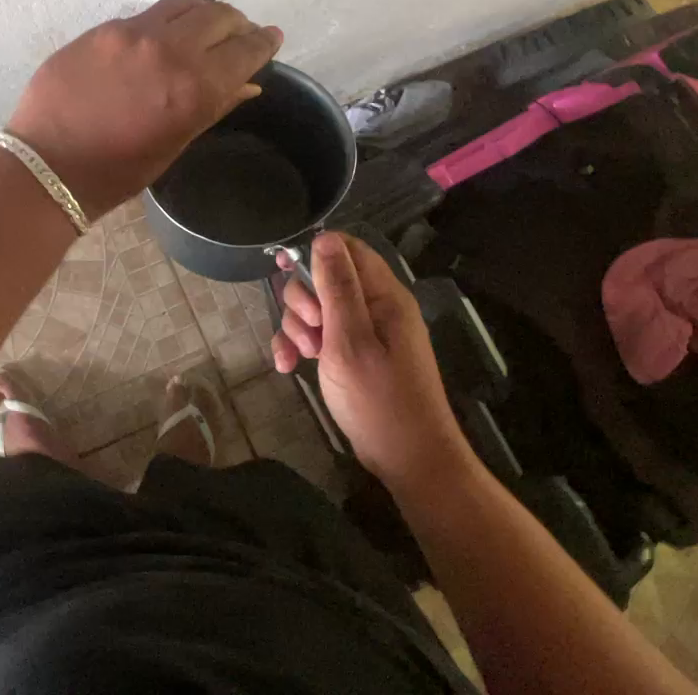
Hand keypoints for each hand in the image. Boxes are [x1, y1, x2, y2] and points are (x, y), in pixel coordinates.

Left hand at [6, 0, 282, 221]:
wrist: (47, 165)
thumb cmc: (116, 171)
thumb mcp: (174, 144)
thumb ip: (213, 107)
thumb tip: (247, 84)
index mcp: (193, 88)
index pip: (244, 51)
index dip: (263, 43)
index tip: (271, 38)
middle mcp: (167, 50)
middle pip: (217, 17)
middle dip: (236, 24)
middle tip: (240, 34)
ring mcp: (130, 34)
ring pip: (182, 5)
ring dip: (203, 12)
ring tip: (207, 25)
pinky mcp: (101, 30)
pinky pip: (145, 15)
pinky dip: (165, 20)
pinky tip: (163, 35)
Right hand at [275, 233, 477, 492]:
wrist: (407, 459)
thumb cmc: (380, 400)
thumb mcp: (350, 340)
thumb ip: (337, 287)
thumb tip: (324, 238)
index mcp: (384, 295)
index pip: (347, 248)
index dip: (315, 256)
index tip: (292, 277)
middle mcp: (376, 307)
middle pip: (325, 278)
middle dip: (302, 301)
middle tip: (310, 331)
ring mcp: (364, 332)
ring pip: (316, 308)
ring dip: (297, 327)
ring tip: (300, 356)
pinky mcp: (354, 354)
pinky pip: (319, 335)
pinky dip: (300, 346)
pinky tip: (289, 367)